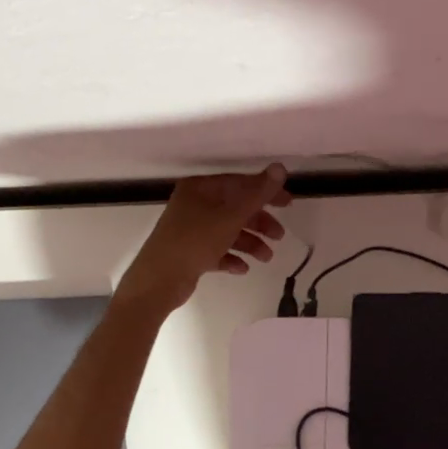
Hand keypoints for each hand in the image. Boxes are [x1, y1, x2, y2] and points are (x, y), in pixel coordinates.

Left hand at [115, 163, 290, 314]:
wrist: (159, 280)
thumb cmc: (194, 242)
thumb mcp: (229, 217)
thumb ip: (256, 194)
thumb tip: (280, 168)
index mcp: (200, 189)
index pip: (239, 184)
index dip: (265, 192)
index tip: (288, 204)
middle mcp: (194, 205)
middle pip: (234, 209)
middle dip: (259, 222)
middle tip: (279, 236)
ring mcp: (191, 230)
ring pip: (227, 232)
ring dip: (249, 243)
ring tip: (266, 258)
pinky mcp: (189, 253)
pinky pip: (216, 251)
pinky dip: (231, 258)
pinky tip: (242, 269)